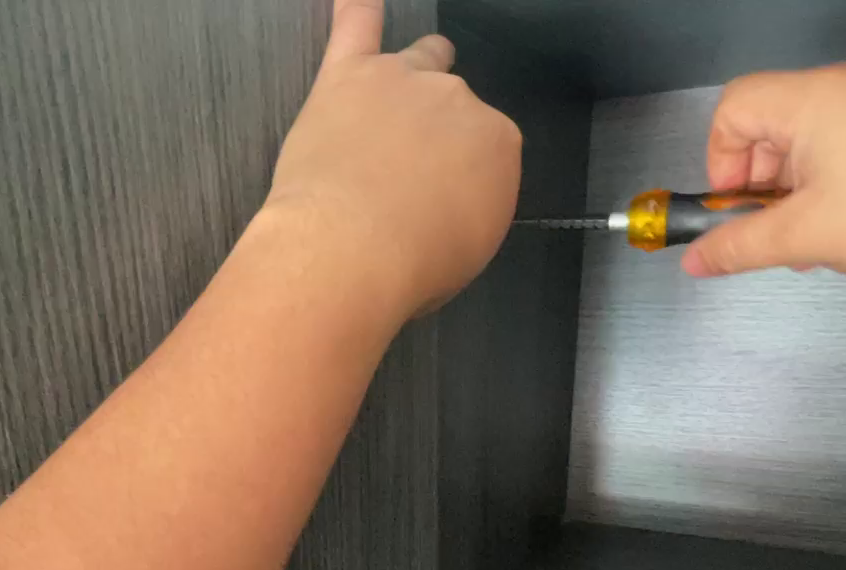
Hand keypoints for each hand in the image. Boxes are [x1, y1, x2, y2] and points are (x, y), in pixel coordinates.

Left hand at [261, 0, 521, 317]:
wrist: (354, 252)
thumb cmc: (413, 267)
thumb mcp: (466, 257)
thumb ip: (467, 216)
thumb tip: (450, 212)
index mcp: (497, 147)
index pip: (488, 149)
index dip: (463, 177)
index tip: (443, 202)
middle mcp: (457, 102)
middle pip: (453, 104)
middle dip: (437, 135)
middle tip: (410, 173)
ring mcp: (403, 82)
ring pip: (417, 59)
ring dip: (413, 74)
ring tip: (395, 99)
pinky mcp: (348, 75)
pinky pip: (357, 23)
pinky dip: (358, 9)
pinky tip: (359, 4)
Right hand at [683, 51, 845, 286]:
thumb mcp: (803, 237)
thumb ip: (737, 247)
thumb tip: (696, 261)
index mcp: (820, 96)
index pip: (735, 107)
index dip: (721, 160)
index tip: (739, 205)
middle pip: (771, 124)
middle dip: (761, 183)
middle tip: (777, 229)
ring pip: (809, 137)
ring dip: (794, 189)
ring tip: (816, 233)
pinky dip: (830, 179)